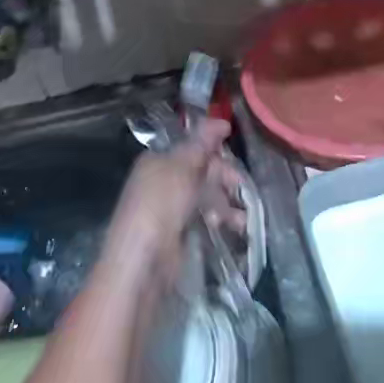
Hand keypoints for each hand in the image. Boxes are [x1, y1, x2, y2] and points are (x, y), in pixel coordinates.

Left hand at [105, 118, 241, 286]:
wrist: (142, 262)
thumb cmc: (161, 205)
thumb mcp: (182, 167)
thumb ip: (202, 143)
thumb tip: (220, 120)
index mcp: (157, 160)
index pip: (191, 146)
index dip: (213, 147)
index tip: (233, 150)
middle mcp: (161, 181)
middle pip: (201, 171)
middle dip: (224, 177)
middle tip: (241, 187)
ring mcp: (169, 209)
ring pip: (205, 196)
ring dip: (225, 202)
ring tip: (241, 218)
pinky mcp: (177, 233)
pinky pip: (203, 218)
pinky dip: (219, 219)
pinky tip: (232, 228)